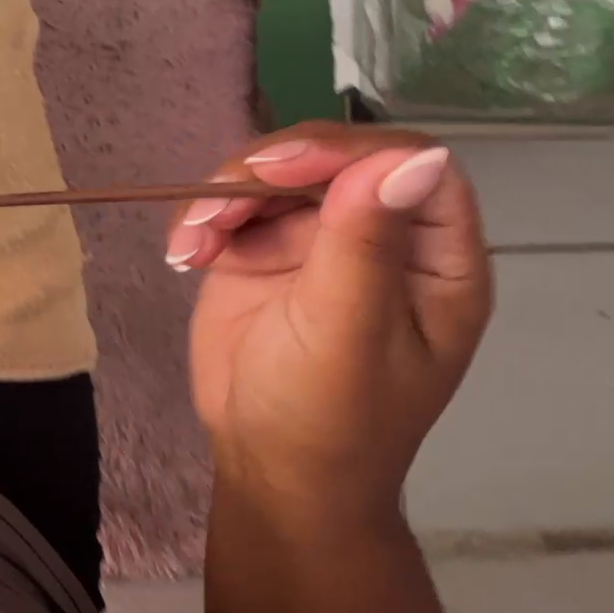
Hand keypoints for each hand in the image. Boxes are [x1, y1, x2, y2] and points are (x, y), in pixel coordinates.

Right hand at [170, 121, 491, 516]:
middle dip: (264, 173)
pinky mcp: (255, 253)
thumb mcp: (345, 330)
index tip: (277, 169)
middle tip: (215, 206)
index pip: (407, 168)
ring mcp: (311, 244)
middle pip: (326, 162)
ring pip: (267, 178)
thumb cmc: (328, 412)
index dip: (346, 152)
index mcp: (430, 259)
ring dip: (219, 199)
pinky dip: (196, 222)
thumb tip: (411, 155)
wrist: (265, 460)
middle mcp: (375, 239)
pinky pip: (225, 209)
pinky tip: (183, 256)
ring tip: (191, 244)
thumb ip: (365, 244)